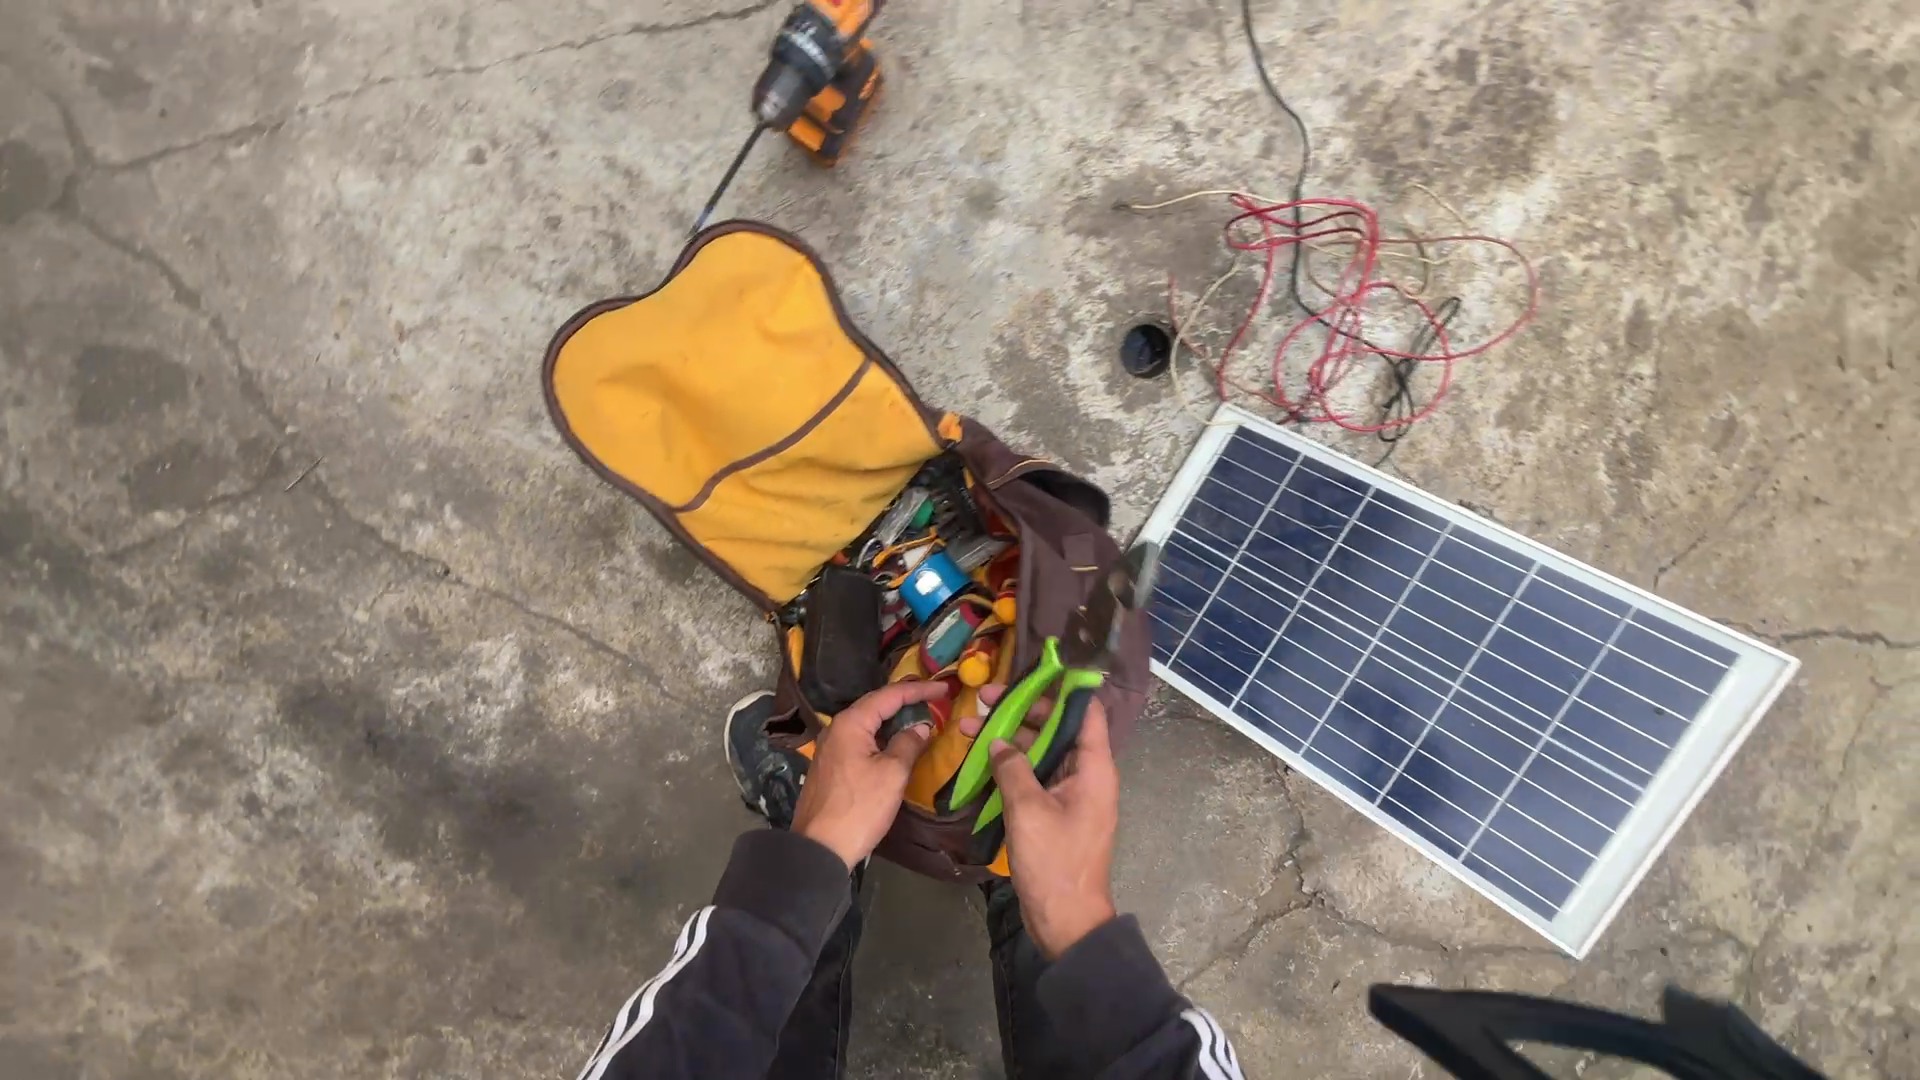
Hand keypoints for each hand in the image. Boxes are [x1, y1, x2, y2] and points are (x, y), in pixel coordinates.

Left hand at [791, 681, 947, 868]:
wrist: (819, 848)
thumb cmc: (859, 808)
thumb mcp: (892, 774)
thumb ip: (909, 743)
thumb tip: (921, 727)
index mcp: (851, 723)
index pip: (890, 695)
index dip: (919, 689)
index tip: (944, 688)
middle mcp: (837, 728)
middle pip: (876, 704)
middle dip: (905, 699)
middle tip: (933, 697)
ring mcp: (831, 747)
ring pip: (868, 723)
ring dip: (894, 718)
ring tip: (920, 715)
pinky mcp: (831, 765)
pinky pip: (861, 739)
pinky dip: (882, 735)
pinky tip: (896, 742)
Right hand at [964, 685, 1119, 958]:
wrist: (1066, 922)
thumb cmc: (1054, 861)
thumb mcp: (1028, 809)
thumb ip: (1012, 767)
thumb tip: (998, 741)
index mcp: (1093, 768)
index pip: (1087, 711)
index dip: (1065, 687)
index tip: (1035, 669)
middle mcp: (1086, 774)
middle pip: (1056, 727)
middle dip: (1021, 709)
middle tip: (983, 697)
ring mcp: (1070, 793)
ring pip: (1040, 751)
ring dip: (1008, 738)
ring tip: (968, 725)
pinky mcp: (1054, 810)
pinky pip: (1034, 775)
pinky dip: (1010, 764)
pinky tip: (980, 758)